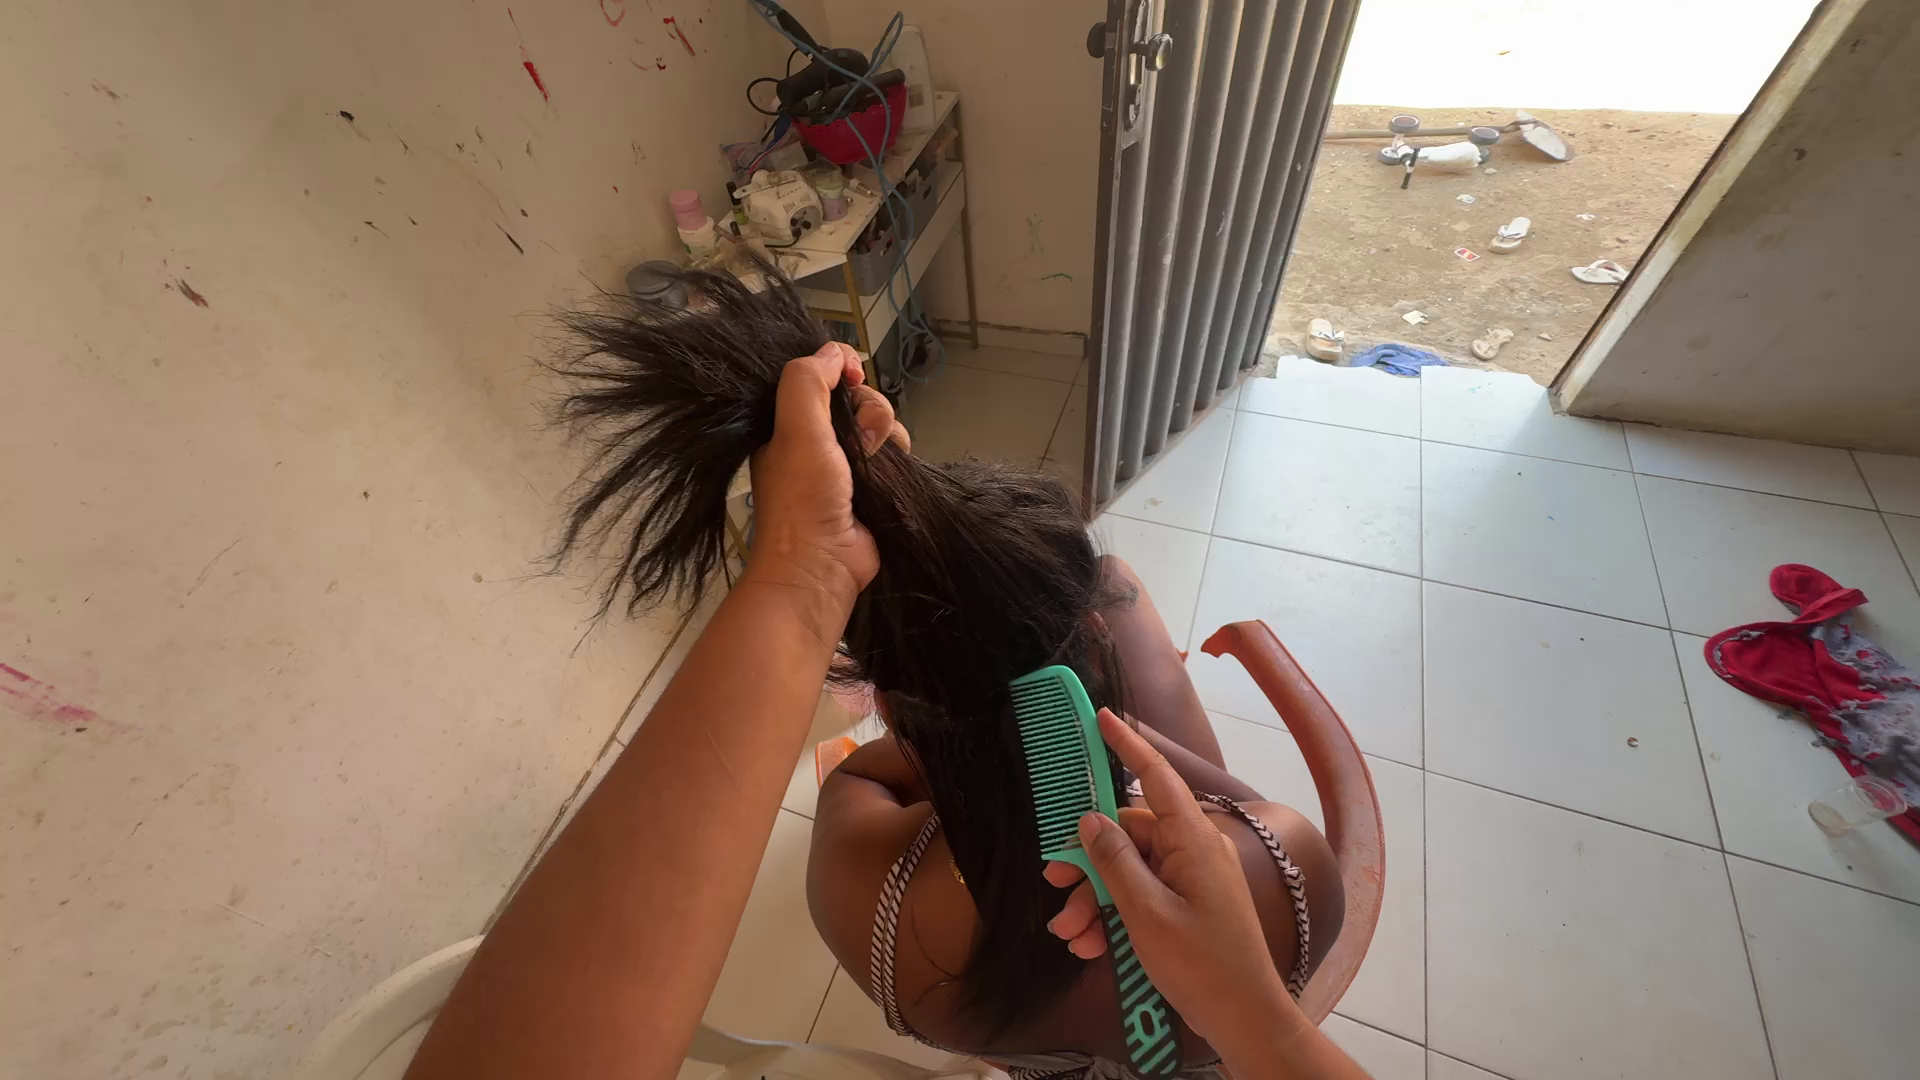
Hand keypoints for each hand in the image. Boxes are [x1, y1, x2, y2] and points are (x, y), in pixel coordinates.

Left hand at [743, 342, 908, 605]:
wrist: (822, 564)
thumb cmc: (803, 498)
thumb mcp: (796, 429)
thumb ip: (807, 381)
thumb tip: (834, 351)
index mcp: (788, 423)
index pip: (819, 376)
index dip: (840, 366)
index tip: (853, 374)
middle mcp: (817, 438)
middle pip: (857, 397)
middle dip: (869, 406)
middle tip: (862, 434)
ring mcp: (846, 462)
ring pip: (879, 422)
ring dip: (885, 430)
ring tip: (875, 455)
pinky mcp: (872, 483)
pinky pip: (892, 450)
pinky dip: (896, 451)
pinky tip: (892, 465)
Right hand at [1043, 710, 1298, 1052]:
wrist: (1247, 1025)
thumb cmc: (1203, 966)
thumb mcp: (1147, 915)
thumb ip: (1115, 862)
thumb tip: (1089, 819)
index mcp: (1191, 839)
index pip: (1157, 776)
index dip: (1128, 744)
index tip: (1102, 716)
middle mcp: (1190, 848)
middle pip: (1127, 834)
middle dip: (1088, 862)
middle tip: (1054, 884)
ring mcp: (1188, 875)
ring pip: (1127, 868)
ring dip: (1095, 898)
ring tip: (1070, 933)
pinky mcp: (1185, 900)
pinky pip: (1140, 892)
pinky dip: (1114, 914)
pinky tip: (1089, 945)